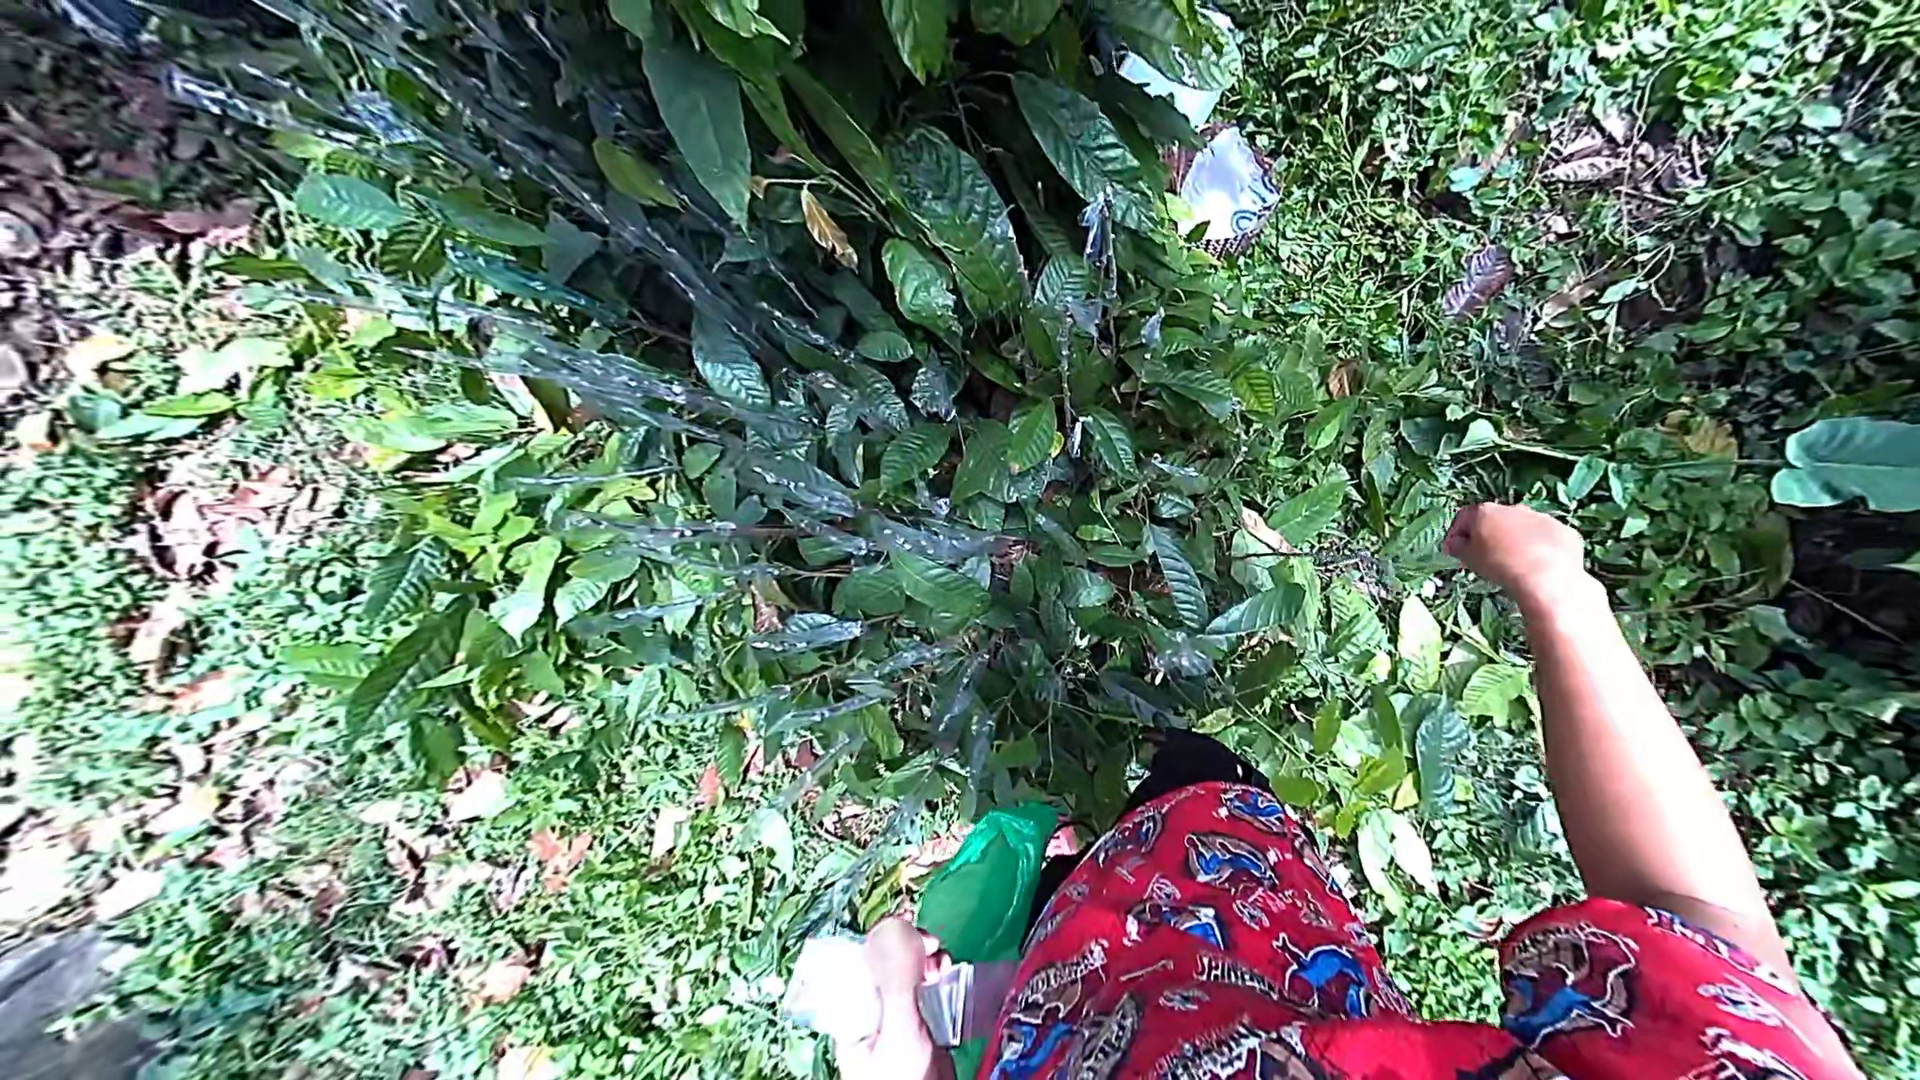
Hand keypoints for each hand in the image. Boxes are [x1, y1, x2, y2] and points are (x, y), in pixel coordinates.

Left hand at [834, 917, 952, 1079]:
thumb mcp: (899, 1033)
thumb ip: (897, 982)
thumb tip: (896, 928)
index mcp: (853, 1012)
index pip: (860, 959)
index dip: (881, 934)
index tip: (905, 917)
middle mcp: (871, 1008)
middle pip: (885, 958)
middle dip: (908, 942)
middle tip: (931, 940)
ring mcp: (896, 1014)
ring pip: (907, 967)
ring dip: (925, 954)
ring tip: (941, 957)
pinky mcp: (919, 1020)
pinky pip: (924, 983)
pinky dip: (936, 970)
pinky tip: (946, 969)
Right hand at [1443, 503, 1592, 606]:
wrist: (1546, 576)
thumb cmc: (1498, 564)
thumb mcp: (1466, 557)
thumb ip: (1457, 546)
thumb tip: (1455, 543)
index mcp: (1485, 511)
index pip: (1464, 517)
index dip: (1456, 533)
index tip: (1454, 549)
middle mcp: (1514, 509)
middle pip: (1495, 520)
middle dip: (1489, 535)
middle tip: (1484, 555)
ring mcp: (1543, 518)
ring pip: (1523, 527)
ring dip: (1515, 540)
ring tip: (1512, 561)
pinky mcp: (1564, 531)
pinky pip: (1546, 537)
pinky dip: (1539, 547)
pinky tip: (1536, 564)